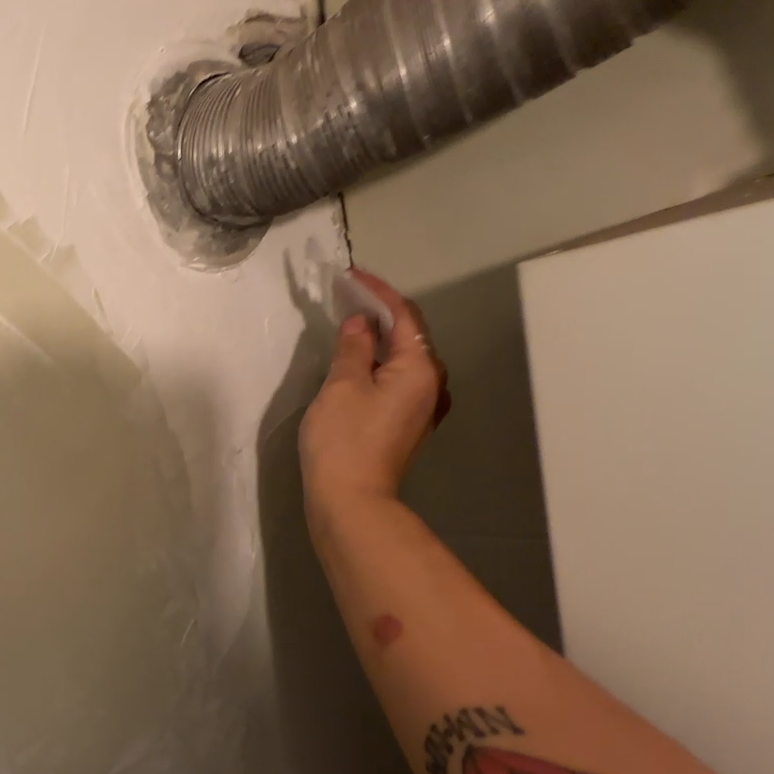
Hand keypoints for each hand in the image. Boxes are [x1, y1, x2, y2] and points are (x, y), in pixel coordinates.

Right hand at [298, 269, 449, 510]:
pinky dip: (379, 365)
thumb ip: (353, 348)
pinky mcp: (407, 425)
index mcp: (420, 367)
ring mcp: (422, 407)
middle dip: (381, 314)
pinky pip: (398, 381)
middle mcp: (431, 383)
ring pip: (403, 360)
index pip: (403, 316)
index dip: (378, 292)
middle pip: (409, 337)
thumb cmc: (344, 438)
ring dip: (379, 340)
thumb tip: (360, 323)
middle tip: (348, 298)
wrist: (350, 498)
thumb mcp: (341, 385)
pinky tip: (358, 365)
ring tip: (350, 327)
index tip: (352, 275)